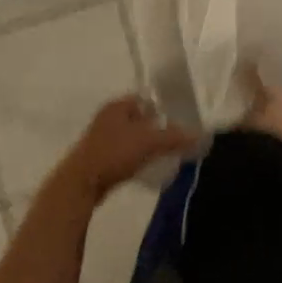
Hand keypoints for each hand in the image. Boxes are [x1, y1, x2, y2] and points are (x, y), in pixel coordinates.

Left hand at [49, 96, 197, 204]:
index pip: (145, 99)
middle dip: (156, 128)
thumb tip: (200, 135)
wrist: (81, 183)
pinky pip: (124, 152)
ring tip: (164, 154)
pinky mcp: (100, 158)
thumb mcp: (148, 143)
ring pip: (131, 136)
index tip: (179, 119)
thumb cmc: (114, 153)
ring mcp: (101, 138)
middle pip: (139, 118)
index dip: (162, 107)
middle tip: (175, 139)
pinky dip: (136, 157)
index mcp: (117, 106)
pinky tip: (147, 167)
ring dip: (146, 144)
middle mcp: (108, 117)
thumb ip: (174, 137)